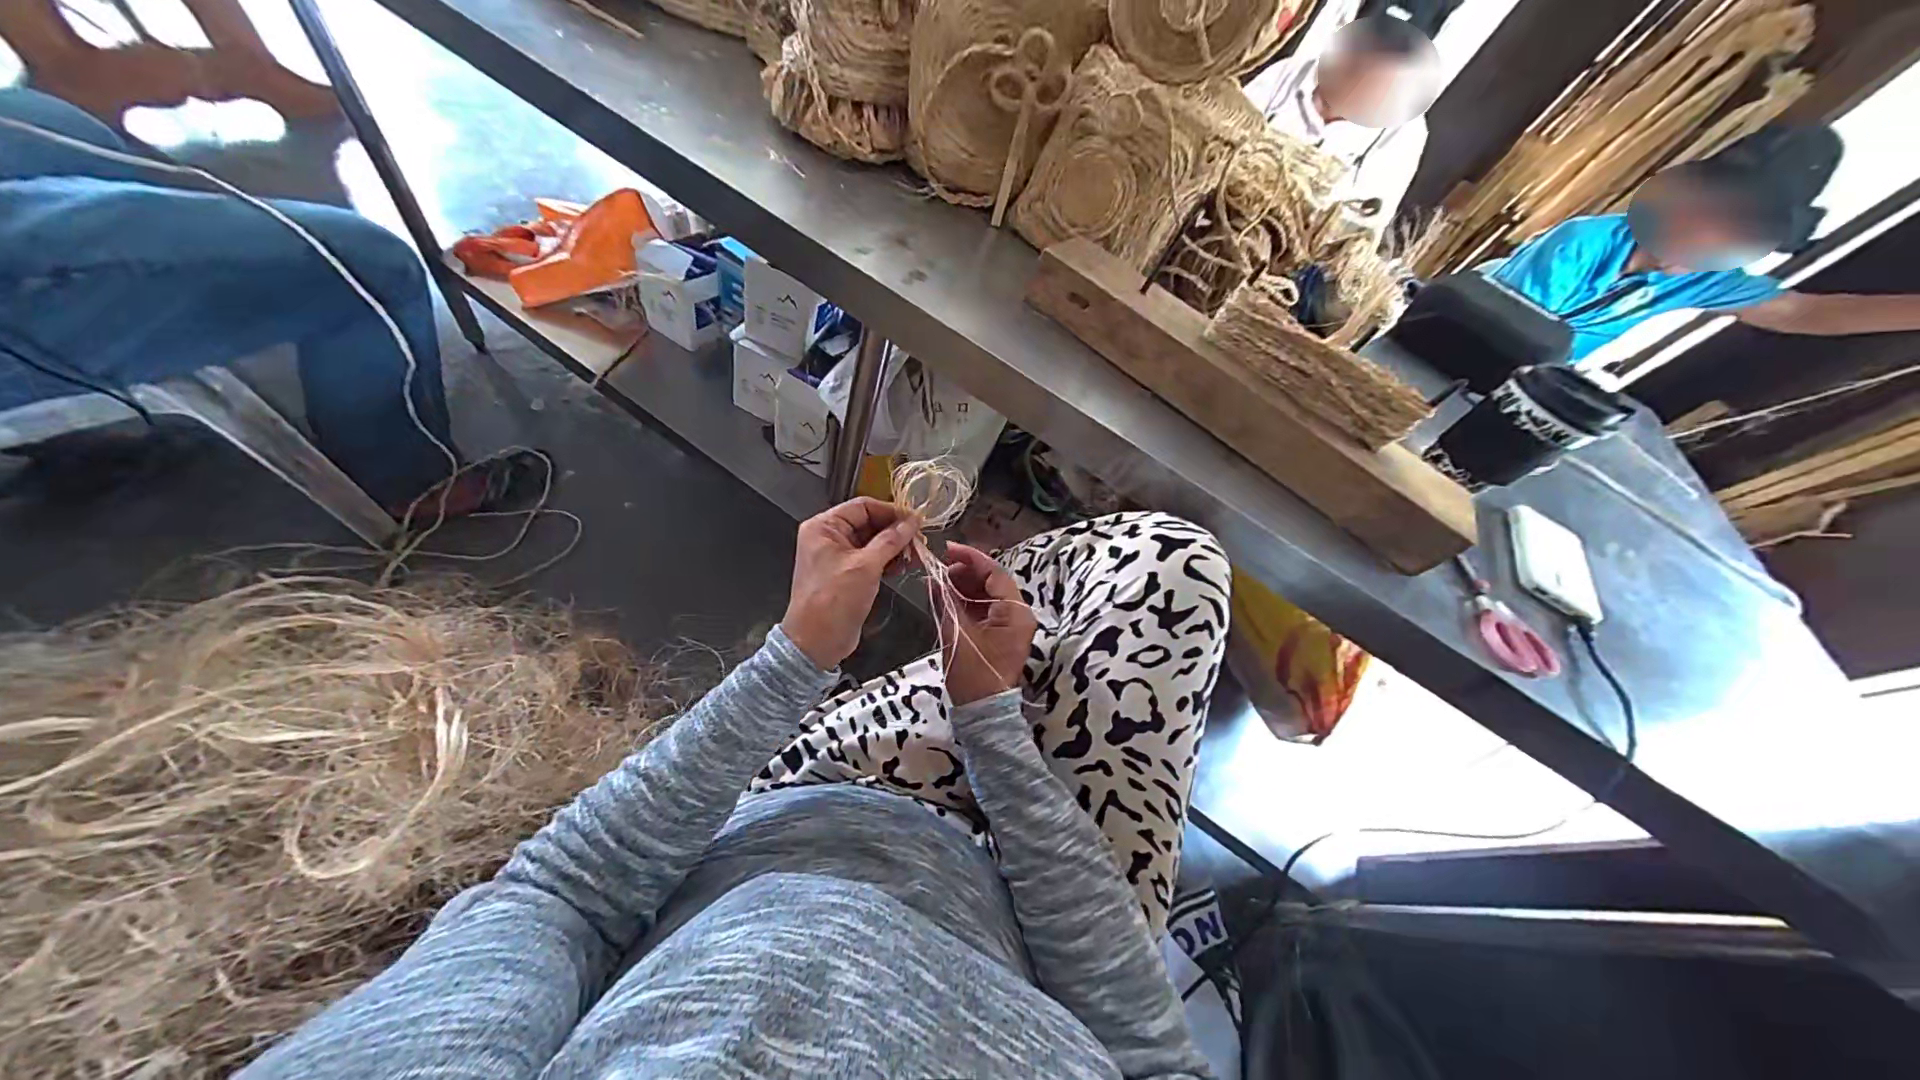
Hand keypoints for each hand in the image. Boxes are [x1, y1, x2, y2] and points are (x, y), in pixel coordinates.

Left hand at [781, 497, 921, 669]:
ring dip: (896, 547)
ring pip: (874, 542)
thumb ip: (891, 540)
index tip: (916, 521)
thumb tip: (912, 522)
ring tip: (916, 555)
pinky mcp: (848, 574)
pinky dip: (889, 560)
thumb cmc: (833, 601)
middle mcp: (829, 537)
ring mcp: (838, 557)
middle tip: (920, 541)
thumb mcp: (865, 566)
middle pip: (870, 523)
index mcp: (824, 527)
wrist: (817, 642)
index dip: (891, 511)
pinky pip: (872, 559)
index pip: (863, 507)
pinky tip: (904, 566)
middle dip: (896, 532)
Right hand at [937, 542, 1038, 706]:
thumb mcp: (956, 634)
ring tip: (941, 581)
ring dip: (965, 586)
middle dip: (966, 572)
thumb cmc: (973, 674)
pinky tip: (948, 597)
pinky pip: (986, 609)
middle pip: (993, 581)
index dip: (970, 558)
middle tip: (940, 567)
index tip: (947, 549)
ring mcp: (1012, 626)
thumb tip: (935, 578)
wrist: (983, 712)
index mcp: (1015, 612)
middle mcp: (1019, 615)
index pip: (995, 573)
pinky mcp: (1002, 635)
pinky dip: (968, 601)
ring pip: (989, 594)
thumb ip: (946, 601)